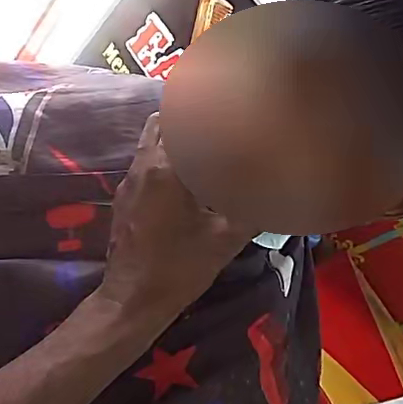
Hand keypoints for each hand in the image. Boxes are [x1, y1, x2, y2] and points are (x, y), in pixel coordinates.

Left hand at [94, 113, 254, 333]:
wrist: (131, 297)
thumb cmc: (179, 267)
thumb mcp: (224, 238)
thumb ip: (251, 206)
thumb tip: (279, 187)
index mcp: (166, 169)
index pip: (184, 122)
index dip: (206, 112)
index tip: (227, 106)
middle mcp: (142, 166)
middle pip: (161, 122)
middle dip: (187, 119)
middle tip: (215, 124)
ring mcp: (128, 182)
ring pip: (148, 143)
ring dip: (173, 138)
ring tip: (203, 147)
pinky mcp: (123, 198)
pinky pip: (143, 163)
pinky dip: (162, 157)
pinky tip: (183, 177)